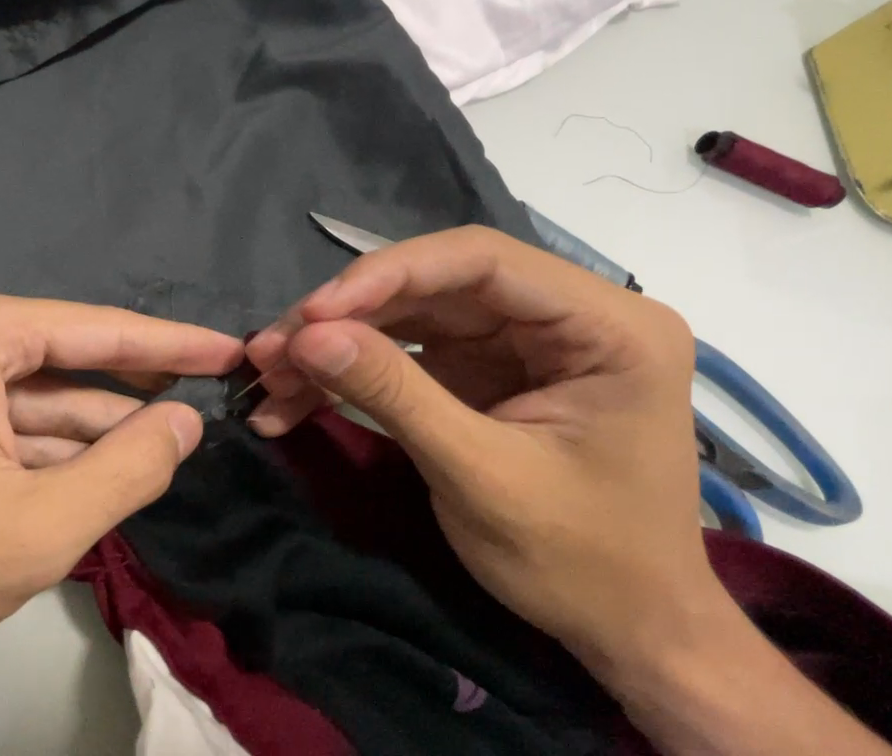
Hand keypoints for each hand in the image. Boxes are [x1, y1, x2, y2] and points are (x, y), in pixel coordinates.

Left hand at [0, 288, 238, 755]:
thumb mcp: (40, 526)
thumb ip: (127, 467)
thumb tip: (184, 421)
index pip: (96, 329)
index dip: (172, 345)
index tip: (233, 351)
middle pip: (62, 358)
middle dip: (131, 390)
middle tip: (211, 402)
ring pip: (29, 395)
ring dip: (90, 427)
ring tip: (168, 444)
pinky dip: (43, 445)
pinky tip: (98, 466)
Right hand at [241, 226, 714, 669]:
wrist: (625, 631)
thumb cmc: (581, 559)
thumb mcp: (480, 475)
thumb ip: (394, 395)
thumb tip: (305, 336)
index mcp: (607, 326)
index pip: (482, 261)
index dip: (387, 274)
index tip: (312, 313)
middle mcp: (564, 316)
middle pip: (432, 285)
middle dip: (344, 316)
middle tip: (269, 352)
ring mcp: (518, 342)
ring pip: (406, 314)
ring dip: (334, 344)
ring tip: (267, 376)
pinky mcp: (482, 370)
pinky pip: (403, 352)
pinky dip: (348, 374)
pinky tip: (292, 399)